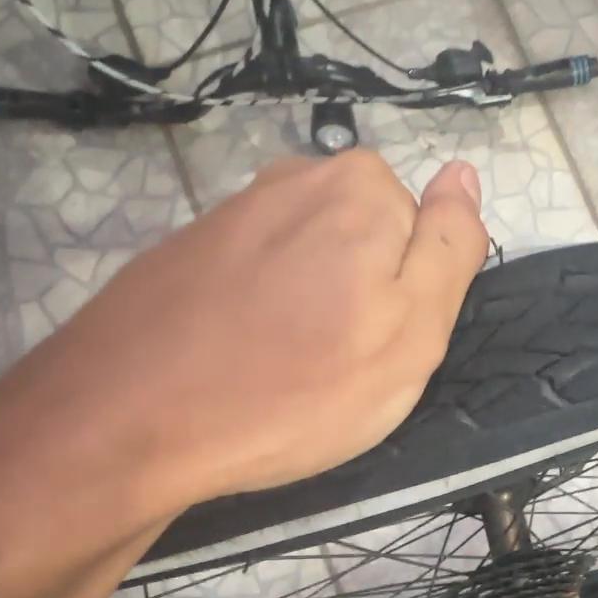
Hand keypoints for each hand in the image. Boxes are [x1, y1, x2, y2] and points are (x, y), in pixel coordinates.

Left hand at [0, 152, 488, 514]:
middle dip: (368, 296)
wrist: (132, 421)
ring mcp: (235, 212)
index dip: (416, 296)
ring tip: (294, 369)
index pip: (425, 232)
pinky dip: (268, 315)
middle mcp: (294, 180)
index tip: (386, 346)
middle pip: (370, 240)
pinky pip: (263, 277)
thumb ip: (450, 247)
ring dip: (318, 309)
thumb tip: (464, 176)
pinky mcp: (191, 250)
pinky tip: (248, 360)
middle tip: (346, 365)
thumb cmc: (299, 387)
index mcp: (359, 190)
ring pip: (317, 260)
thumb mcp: (413, 330)